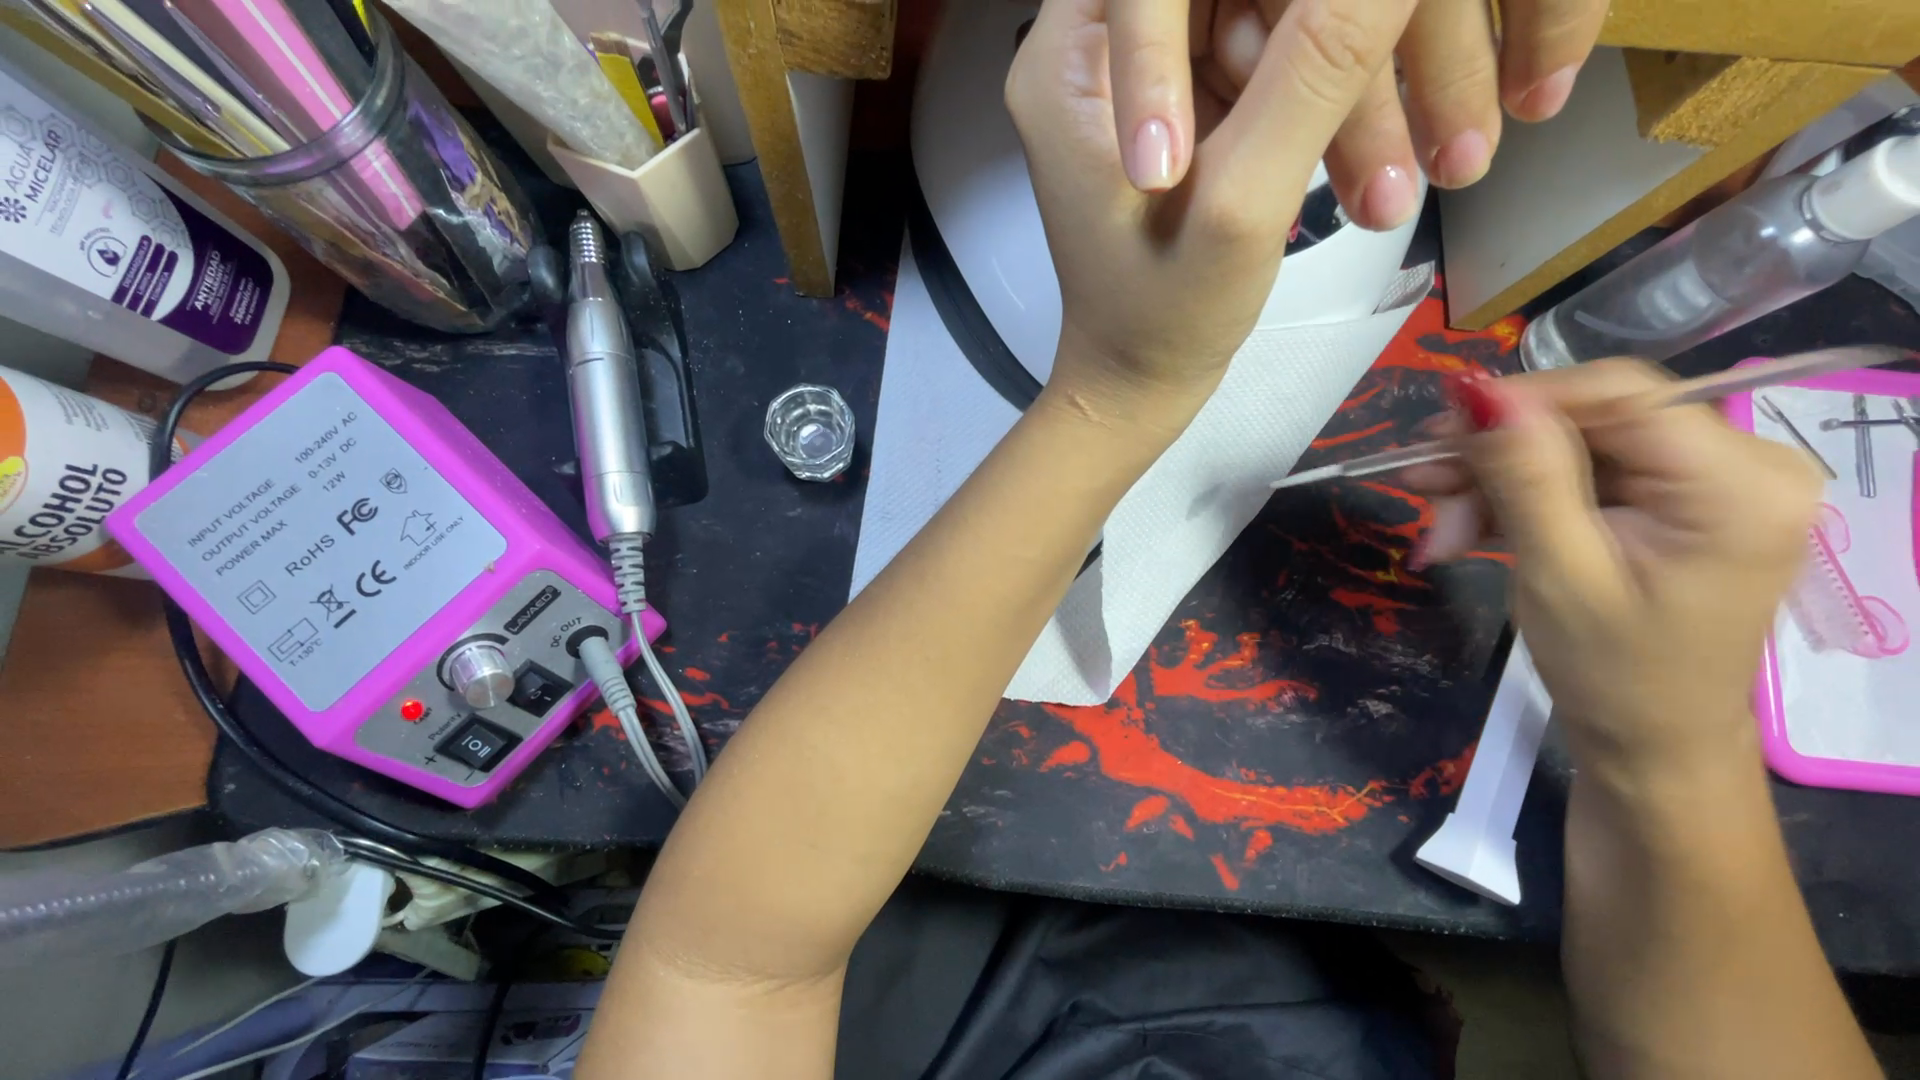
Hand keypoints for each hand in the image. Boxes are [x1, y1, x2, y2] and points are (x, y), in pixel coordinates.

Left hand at [1008, 0, 1417, 422]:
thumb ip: (1317, 68)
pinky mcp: (1193, 101)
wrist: (1142, 382)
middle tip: (1408, 124)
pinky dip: (1333, 118)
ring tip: (1401, 188)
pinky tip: (1375, 182)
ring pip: (1275, 18)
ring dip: (1353, 95)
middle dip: (1338, 45)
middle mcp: (1099, 43)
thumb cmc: (1162, 316)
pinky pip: (1279, 65)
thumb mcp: (1239, 201)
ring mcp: (1150, 69)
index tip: (1367, 25)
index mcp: (1071, 54)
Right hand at [1403, 361, 1821, 777]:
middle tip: (1418, 486)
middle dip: (1496, 454)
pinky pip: (1577, 475)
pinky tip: (1465, 529)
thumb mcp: (1556, 571)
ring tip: (1437, 528)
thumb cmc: (1612, 671)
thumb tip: (1477, 391)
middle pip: (1589, 420)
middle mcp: (1737, 465)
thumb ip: (1525, 474)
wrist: (1648, 740)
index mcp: (1736, 482)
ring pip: (1570, 446)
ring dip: (1492, 482)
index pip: (1621, 394)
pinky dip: (1515, 498)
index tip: (1438, 427)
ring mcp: (1702, 482)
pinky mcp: (1669, 501)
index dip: (1523, 399)